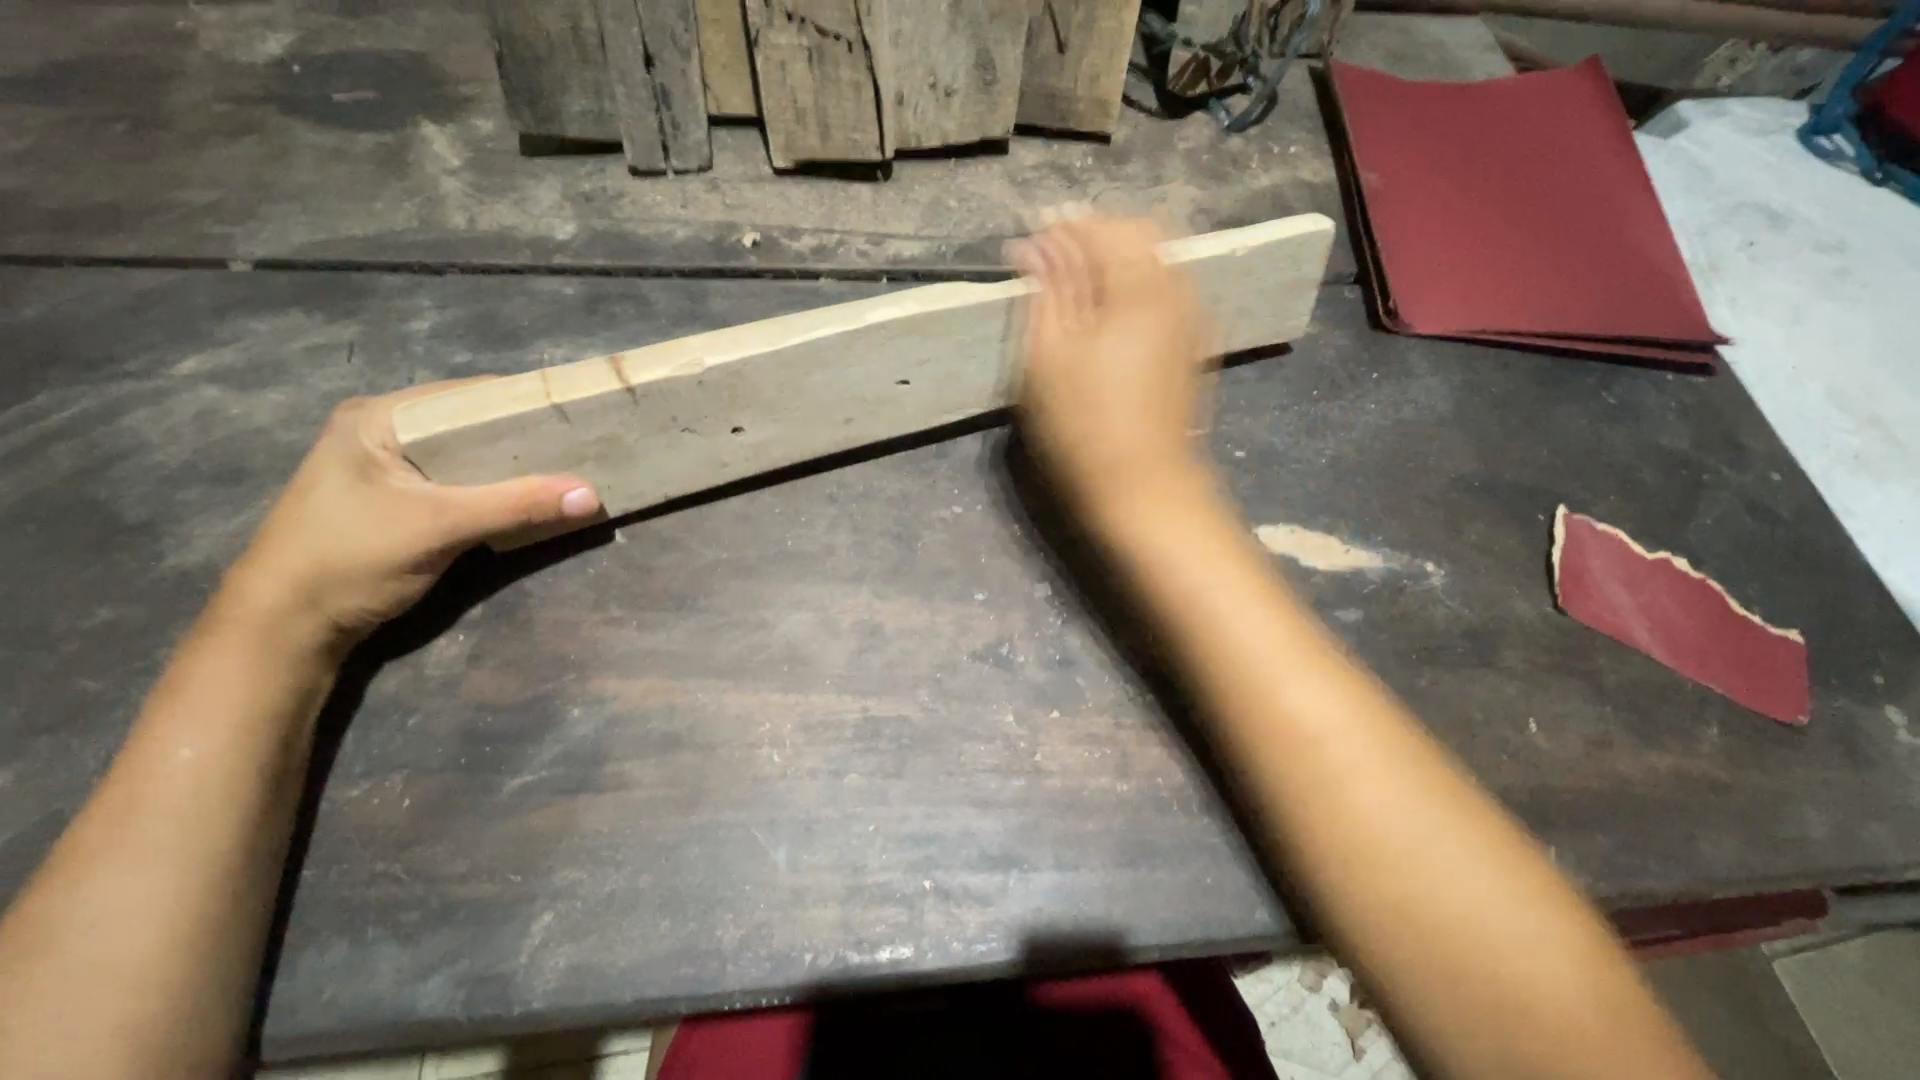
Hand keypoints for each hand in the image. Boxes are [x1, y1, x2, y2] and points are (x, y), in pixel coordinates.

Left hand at [222, 379, 600, 653]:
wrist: (286, 626)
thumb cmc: (349, 559)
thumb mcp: (439, 527)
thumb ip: (515, 506)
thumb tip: (591, 494)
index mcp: (380, 417)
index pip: (470, 395)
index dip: (526, 404)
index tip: (581, 419)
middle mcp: (385, 432)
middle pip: (472, 426)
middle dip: (526, 441)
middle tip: (585, 450)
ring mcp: (391, 470)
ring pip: (470, 459)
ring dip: (514, 471)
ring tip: (570, 474)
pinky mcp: (400, 503)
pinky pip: (462, 486)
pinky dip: (496, 494)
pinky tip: (531, 503)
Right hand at [1010, 216, 1218, 522]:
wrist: (1144, 487)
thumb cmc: (1083, 426)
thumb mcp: (1049, 356)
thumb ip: (1045, 290)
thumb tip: (1033, 245)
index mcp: (1139, 287)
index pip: (1102, 227)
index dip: (1062, 228)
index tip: (1028, 243)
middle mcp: (1177, 289)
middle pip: (1138, 233)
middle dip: (1093, 236)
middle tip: (1051, 261)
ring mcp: (1193, 316)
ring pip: (1157, 259)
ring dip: (1116, 259)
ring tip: (1075, 287)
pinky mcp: (1195, 343)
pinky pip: (1168, 289)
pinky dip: (1137, 285)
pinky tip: (1109, 312)